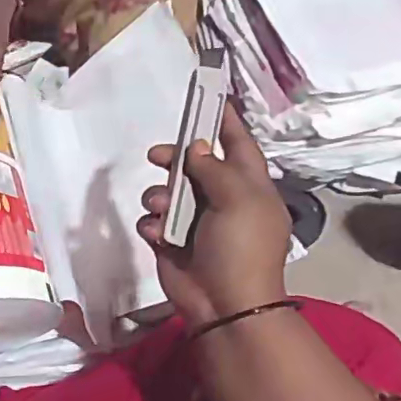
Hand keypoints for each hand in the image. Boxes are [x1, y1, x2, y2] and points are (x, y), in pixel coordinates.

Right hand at [137, 110, 292, 325]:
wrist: (224, 304)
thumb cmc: (241, 248)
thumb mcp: (238, 200)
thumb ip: (215, 169)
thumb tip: (196, 147)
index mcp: (249, 187)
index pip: (238, 144)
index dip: (225, 121)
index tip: (208, 97)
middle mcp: (221, 199)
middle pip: (194, 164)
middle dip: (175, 158)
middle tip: (158, 156)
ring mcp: (194, 222)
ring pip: (168, 191)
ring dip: (160, 196)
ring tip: (162, 210)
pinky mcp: (170, 241)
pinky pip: (153, 220)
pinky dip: (152, 224)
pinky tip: (158, 235)